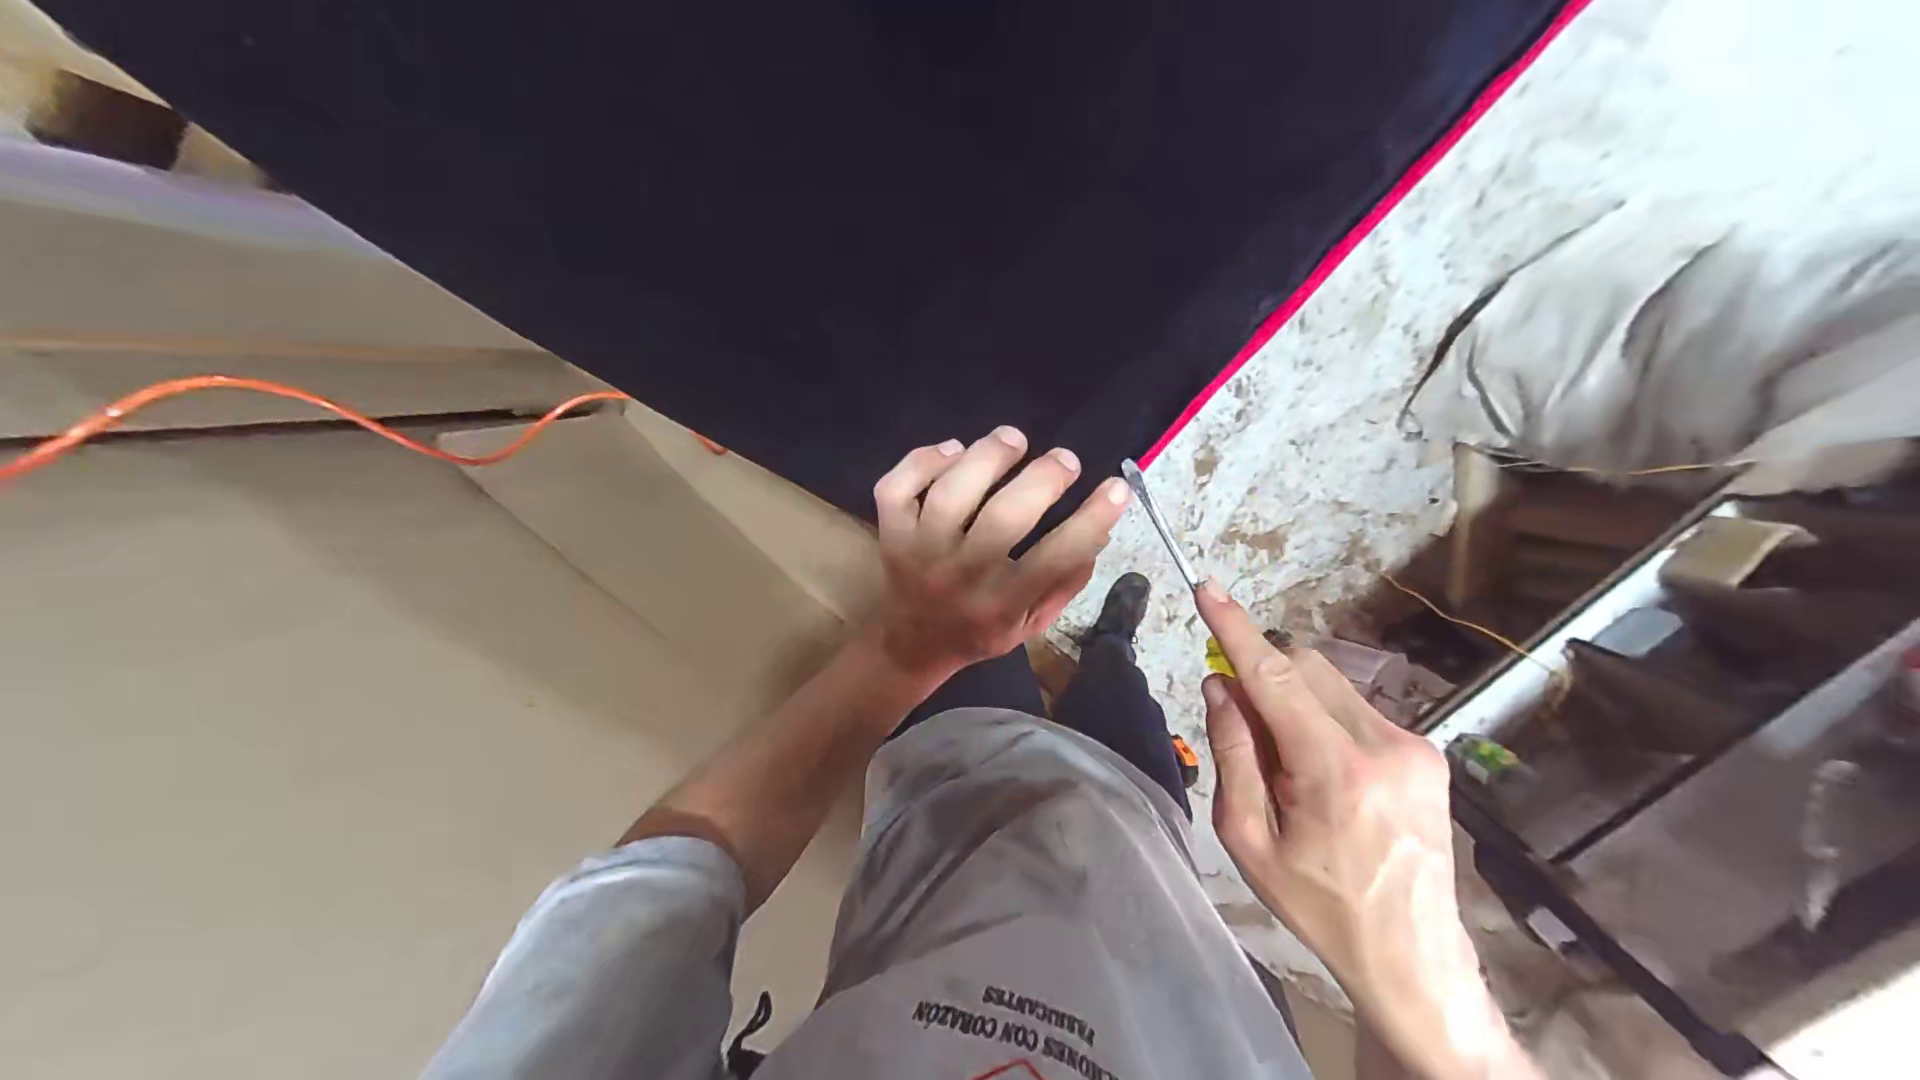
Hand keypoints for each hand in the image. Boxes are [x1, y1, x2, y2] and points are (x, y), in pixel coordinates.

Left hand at [871, 426, 1130, 681]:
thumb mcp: (1031, 622)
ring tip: (1013, 439)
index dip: (1093, 519)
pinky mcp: (890, 532)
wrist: (909, 643)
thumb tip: (1100, 527)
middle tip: (1064, 459)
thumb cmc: (980, 629)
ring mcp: (918, 551)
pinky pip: (898, 487)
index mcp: (1002, 603)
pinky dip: (924, 459)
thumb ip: (1065, 581)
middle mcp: (960, 576)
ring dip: (986, 457)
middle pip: (1003, 518)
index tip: (1116, 488)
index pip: (1056, 558)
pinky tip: (954, 451)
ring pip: (950, 494)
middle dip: (1041, 479)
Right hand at [1195, 582, 1538, 1079]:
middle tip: (1238, 722)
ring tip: (1285, 766)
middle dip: (1261, 675)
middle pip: (1304, 667)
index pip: (1274, 676)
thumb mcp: (1248, 838)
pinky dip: (1318, 717)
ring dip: (1290, 699)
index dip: (1234, 629)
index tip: (1206, 589)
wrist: (1414, 958)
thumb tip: (1219, 685)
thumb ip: (1233, 751)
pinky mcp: (1425, 753)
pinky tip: (1318, 773)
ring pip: (1329, 683)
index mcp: (1335, 770)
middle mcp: (1384, 744)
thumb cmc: (1317, 904)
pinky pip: (1353, 707)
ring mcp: (1413, 746)